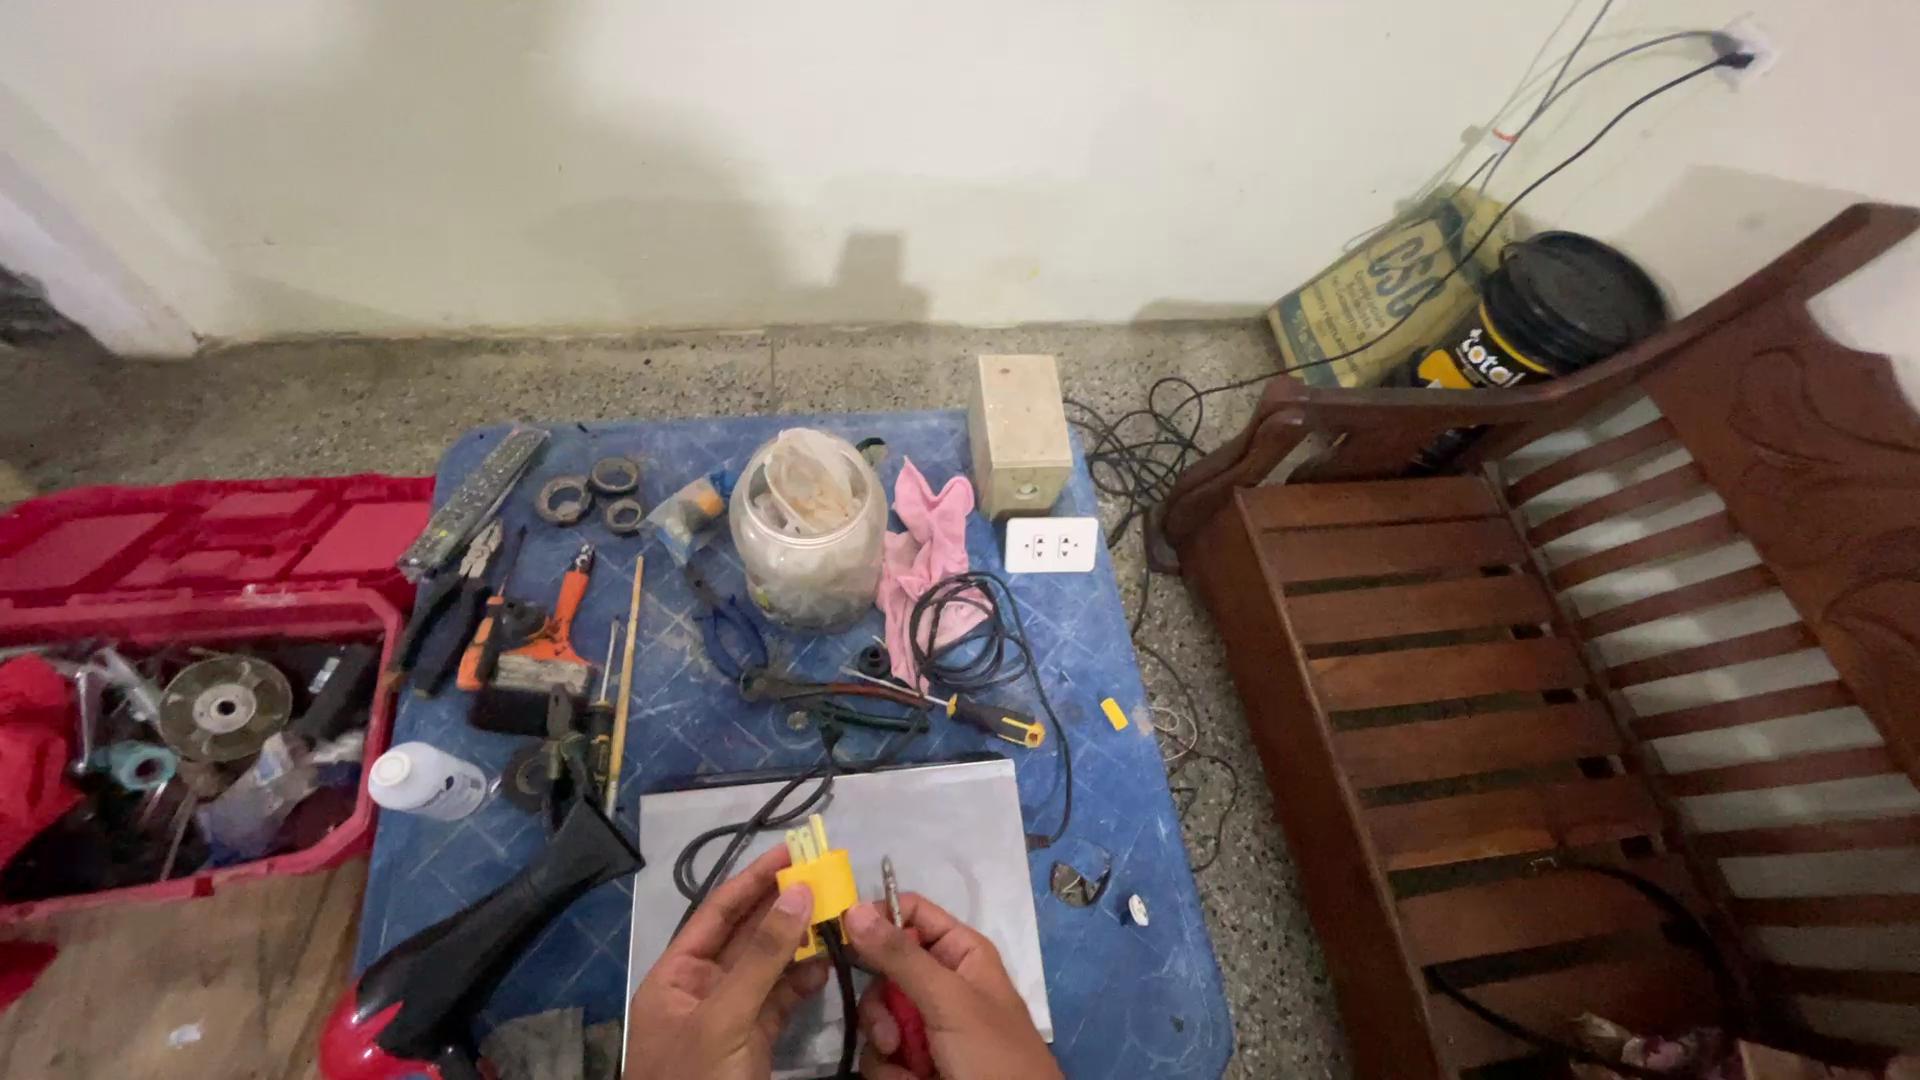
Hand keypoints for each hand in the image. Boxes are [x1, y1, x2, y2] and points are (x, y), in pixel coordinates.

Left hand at [626, 848, 829, 1079]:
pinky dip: (804, 980)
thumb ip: (763, 954)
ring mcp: (730, 1017)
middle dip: (783, 905)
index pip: (717, 912)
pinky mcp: (754, 1042)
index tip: (792, 851)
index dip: (753, 878)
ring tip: (835, 914)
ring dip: (800, 940)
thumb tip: (799, 890)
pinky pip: (781, 998)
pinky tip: (828, 962)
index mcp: (677, 977)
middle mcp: (702, 989)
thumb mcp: (724, 1018)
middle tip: (824, 875)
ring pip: (769, 964)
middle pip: (747, 934)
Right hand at [845, 893, 1060, 1079]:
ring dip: (884, 1043)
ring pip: (877, 1015)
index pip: (911, 912)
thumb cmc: (992, 1054)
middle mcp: (940, 981)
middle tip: (890, 1032)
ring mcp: (926, 1024)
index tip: (845, 934)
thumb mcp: (949, 1000)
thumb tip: (853, 908)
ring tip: (905, 1063)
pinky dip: (890, 1072)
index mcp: (959, 951)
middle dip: (880, 1004)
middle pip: (885, 969)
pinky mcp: (914, 1063)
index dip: (878, 918)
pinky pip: (880, 1054)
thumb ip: (901, 956)